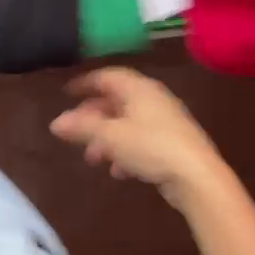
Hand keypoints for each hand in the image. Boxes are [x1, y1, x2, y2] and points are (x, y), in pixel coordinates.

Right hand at [50, 68, 228, 208]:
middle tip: (76, 133)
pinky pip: (142, 140)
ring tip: (94, 158)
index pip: (106, 76)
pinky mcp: (175, 144)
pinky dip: (126, 151)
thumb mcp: (109, 136)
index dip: (85, 83)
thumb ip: (81, 128)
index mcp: (138, 89)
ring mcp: (166, 122)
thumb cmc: (151, 147)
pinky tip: (120, 171)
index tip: (67, 93)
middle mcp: (153, 99)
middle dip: (93, 118)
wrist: (199, 178)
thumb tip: (55, 123)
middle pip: (116, 102)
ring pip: (127, 123)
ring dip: (107, 138)